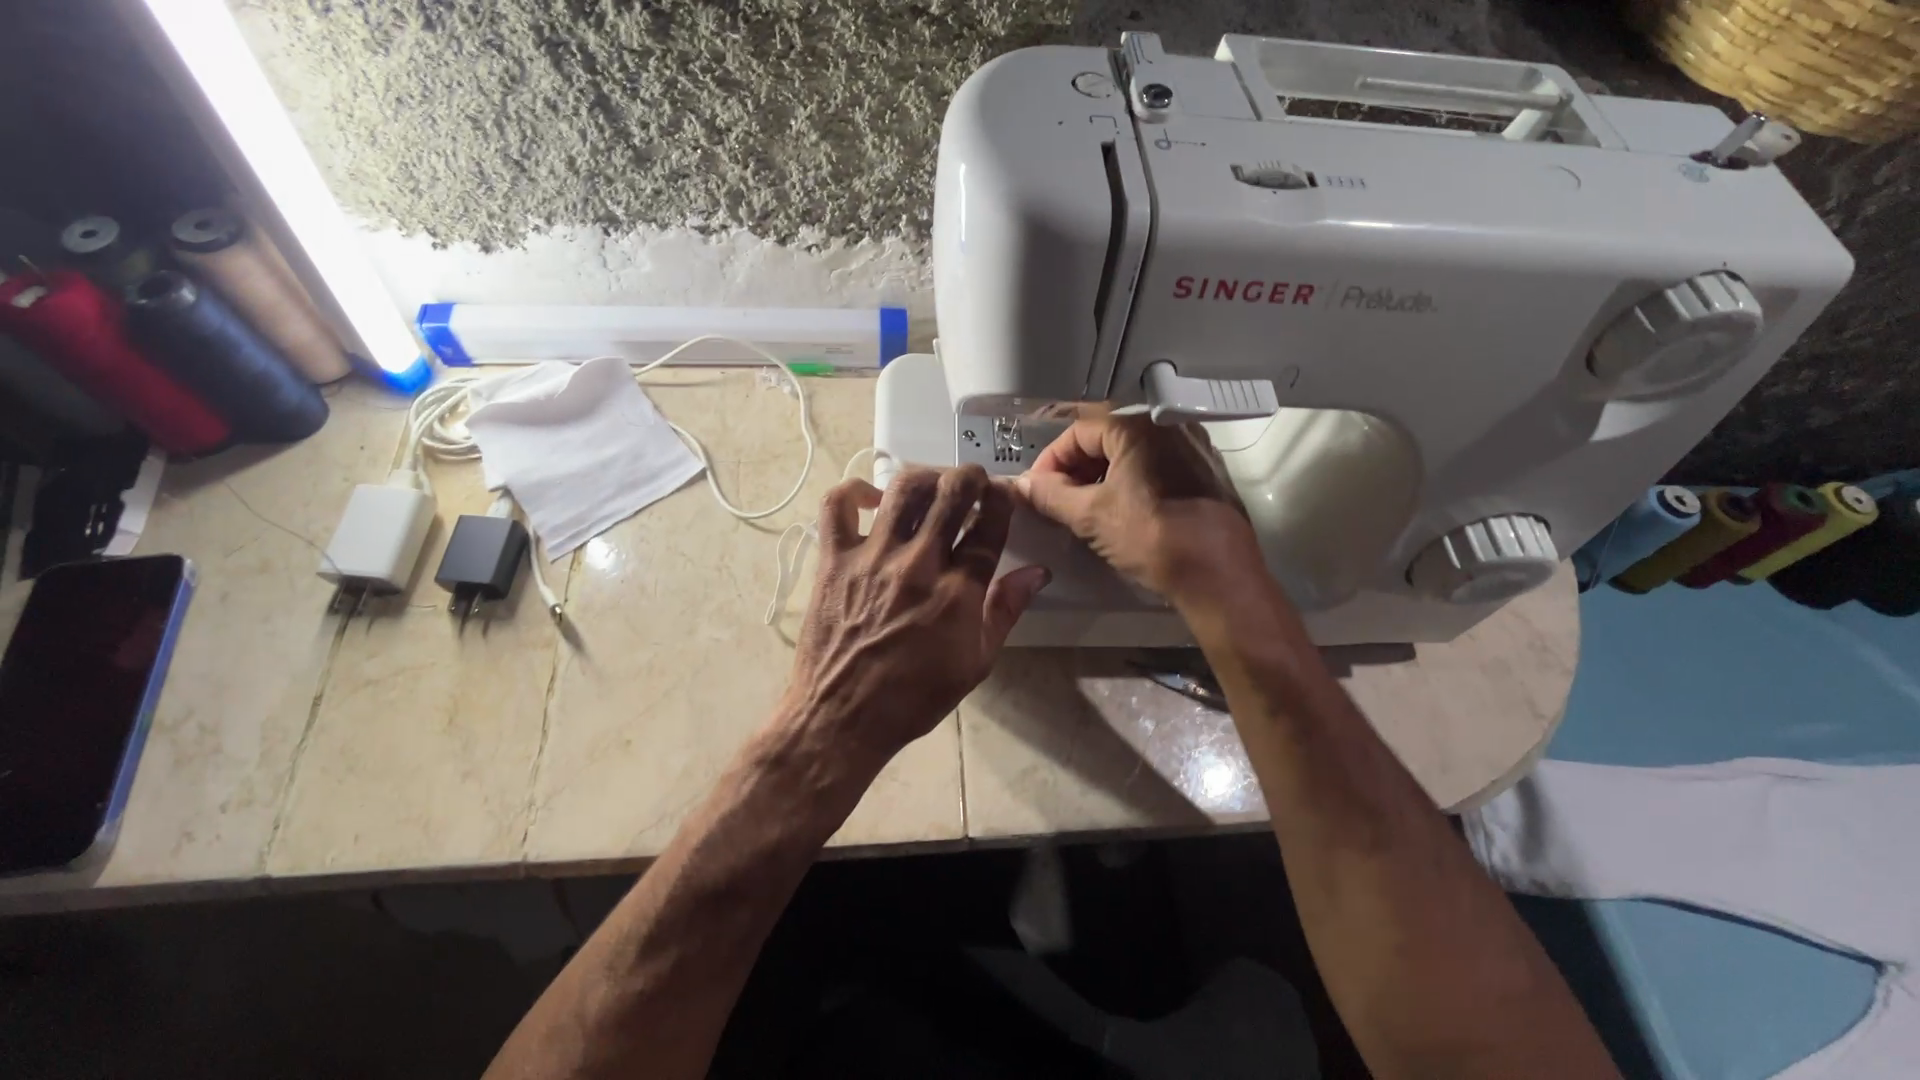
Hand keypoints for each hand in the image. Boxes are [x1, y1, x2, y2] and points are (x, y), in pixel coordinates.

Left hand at [782, 466, 1049, 762]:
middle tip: (971, 483)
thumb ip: (1006, 611)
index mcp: (958, 591)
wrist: (843, 718)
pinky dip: (854, 491)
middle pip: (952, 493)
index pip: (989, 524)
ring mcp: (872, 558)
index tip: (1002, 495)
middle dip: (970, 477)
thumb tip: (1037, 572)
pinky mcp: (834, 560)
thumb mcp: (975, 663)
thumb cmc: (914, 697)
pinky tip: (870, 499)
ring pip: (903, 489)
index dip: (1001, 499)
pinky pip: (838, 507)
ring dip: (925, 477)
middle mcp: (918, 564)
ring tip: (931, 487)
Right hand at [1015, 413, 1259, 602]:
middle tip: (1057, 501)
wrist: (1218, 573)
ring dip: (1102, 477)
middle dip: (1075, 468)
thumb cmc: (1152, 537)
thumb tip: (1024, 486)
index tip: (1037, 489)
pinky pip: (1157, 467)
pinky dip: (1132, 483)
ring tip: (1084, 510)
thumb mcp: (1090, 516)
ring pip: (1132, 454)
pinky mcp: (1206, 474)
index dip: (1051, 460)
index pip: (1078, 431)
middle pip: (1106, 438)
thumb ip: (1051, 495)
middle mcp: (1169, 427)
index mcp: (1139, 426)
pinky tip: (1121, 514)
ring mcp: (1193, 449)